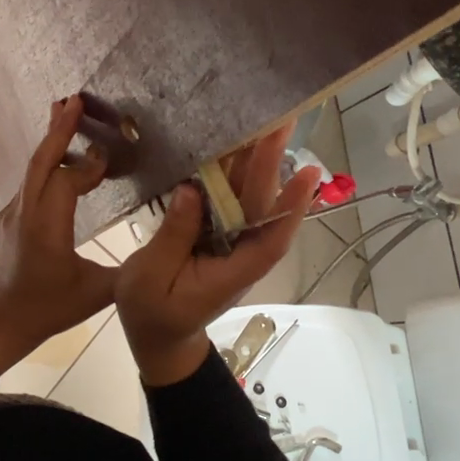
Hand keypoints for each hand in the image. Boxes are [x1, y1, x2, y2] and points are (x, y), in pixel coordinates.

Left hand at [0, 96, 115, 373]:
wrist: (7, 319)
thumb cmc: (54, 308)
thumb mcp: (98, 292)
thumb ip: (129, 266)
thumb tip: (164, 243)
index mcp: (45, 229)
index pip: (66, 181)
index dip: (88, 167)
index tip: (108, 156)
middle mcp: (24, 213)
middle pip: (40, 161)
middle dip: (58, 129)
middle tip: (74, 99)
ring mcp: (13, 213)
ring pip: (32, 169)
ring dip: (50, 141)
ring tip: (64, 111)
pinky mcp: (10, 217)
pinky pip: (30, 182)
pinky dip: (47, 162)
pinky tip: (61, 155)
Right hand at [114, 120, 317, 386]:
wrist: (157, 339)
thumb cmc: (151, 315)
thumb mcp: (150, 278)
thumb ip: (172, 237)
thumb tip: (192, 189)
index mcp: (228, 272)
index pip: (270, 240)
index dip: (290, 208)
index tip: (309, 174)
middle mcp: (236, 254)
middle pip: (261, 208)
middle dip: (271, 164)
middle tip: (280, 121)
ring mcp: (226, 245)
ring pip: (245, 199)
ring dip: (254, 162)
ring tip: (263, 123)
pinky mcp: (213, 237)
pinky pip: (225, 203)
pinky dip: (228, 175)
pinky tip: (230, 148)